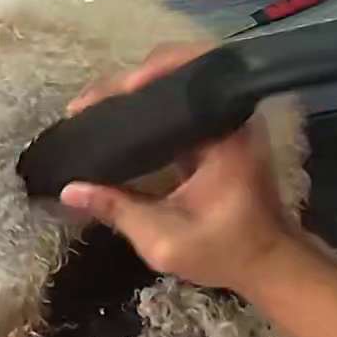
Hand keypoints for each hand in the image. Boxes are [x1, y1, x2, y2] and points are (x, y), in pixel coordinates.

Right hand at [59, 44, 307, 296]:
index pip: (188, 78)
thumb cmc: (225, 252)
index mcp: (225, 133)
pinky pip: (178, 108)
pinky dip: (148, 110)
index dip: (149, 74)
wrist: (267, 263)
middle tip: (89, 104)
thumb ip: (118, 211)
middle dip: (130, 82)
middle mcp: (228, 117)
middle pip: (178, 74)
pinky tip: (119, 122)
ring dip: (137, 93)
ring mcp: (224, 123)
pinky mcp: (216, 134)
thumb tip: (69, 190)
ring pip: (176, 88)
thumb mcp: (165, 239)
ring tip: (96, 108)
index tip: (115, 92)